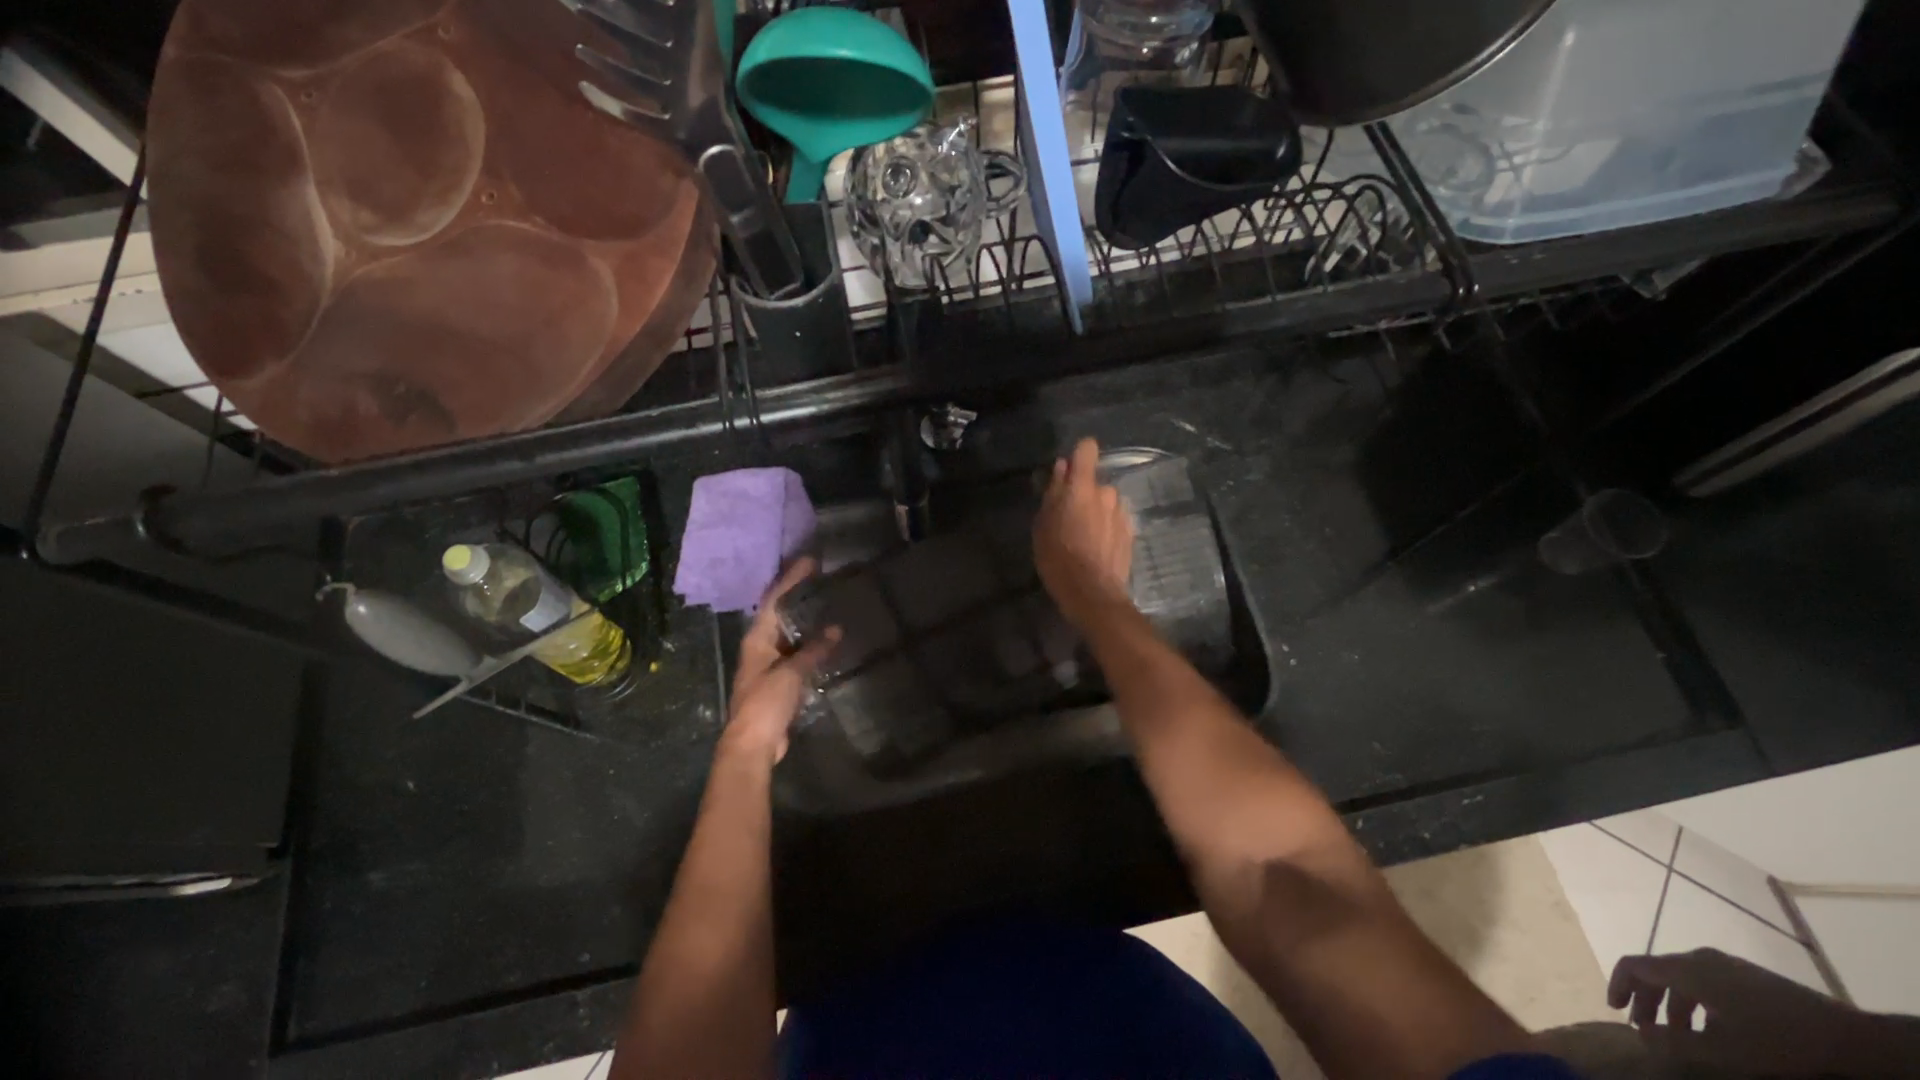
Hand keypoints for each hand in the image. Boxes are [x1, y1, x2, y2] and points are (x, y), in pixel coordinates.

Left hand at [719, 557, 838, 768]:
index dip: (790, 579)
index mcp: (756, 640)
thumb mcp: (791, 674)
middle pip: (778, 614)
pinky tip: (826, 642)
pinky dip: (810, 645)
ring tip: (826, 603)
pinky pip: (796, 655)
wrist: (754, 744)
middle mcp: (759, 648)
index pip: (773, 600)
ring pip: (788, 634)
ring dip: (804, 620)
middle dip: (797, 595)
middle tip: (820, 578)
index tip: (809, 561)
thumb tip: (835, 629)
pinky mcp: (778, 683)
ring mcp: (768, 666)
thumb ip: (813, 650)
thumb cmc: (766, 704)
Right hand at [1033, 437, 1134, 630]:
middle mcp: (1106, 493)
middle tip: (1068, 518)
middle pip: (1094, 482)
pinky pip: (1115, 519)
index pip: (1087, 449)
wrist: (1093, 593)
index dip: (1078, 456)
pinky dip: (1107, 527)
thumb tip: (1061, 467)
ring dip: (1096, 511)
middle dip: (1083, 493)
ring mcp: (1122, 512)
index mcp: (1082, 487)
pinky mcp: (1131, 531)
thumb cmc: (1058, 558)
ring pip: (1106, 502)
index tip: (1068, 472)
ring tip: (1084, 536)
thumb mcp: (1043, 525)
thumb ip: (1053, 492)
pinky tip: (1097, 548)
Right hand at [1609, 948, 1877, 1075]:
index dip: (1617, 984)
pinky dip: (1694, 1002)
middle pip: (1657, 972)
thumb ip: (1674, 1041)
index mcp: (1687, 970)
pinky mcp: (1746, 974)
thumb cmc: (1775, 1040)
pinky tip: (1712, 1029)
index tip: (1614, 1010)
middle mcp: (1700, 958)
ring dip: (1672, 1005)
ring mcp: (1725, 964)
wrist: (1845, 1036)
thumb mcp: (1721, 1049)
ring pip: (1682, 978)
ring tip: (1679, 1035)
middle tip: (1647, 1031)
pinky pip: (1704, 981)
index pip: (1634, 965)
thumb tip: (1640, 1034)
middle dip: (1646, 1001)